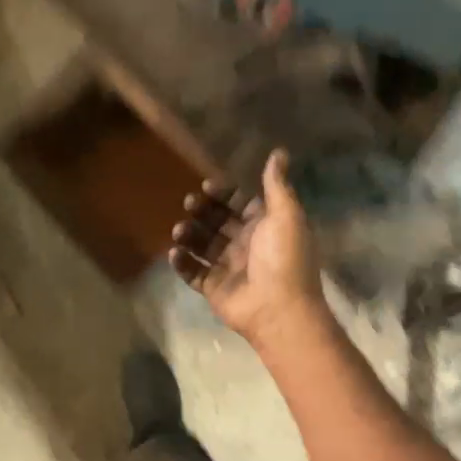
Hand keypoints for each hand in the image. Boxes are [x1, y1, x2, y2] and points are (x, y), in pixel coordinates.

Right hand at [170, 149, 325, 344]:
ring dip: (190, 235)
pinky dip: (183, 263)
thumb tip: (279, 152)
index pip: (242, 204)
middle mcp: (246, 245)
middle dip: (203, 212)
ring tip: (178, 230)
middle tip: (189, 203)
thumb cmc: (283, 258)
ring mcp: (229, 268)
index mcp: (265, 227)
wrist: (279, 308)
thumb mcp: (285, 215)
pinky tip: (174, 253)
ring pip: (203, 246)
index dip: (225, 194)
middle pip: (219, 223)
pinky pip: (194, 273)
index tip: (207, 186)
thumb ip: (277, 185)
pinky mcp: (214, 289)